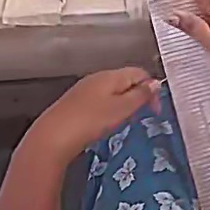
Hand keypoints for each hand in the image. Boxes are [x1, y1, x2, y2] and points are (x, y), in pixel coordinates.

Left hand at [24, 68, 161, 159]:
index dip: (152, 89)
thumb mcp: (122, 108)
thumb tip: (155, 83)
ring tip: (125, 122)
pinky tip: (107, 124)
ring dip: (125, 104)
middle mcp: (97, 78)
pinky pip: (101, 101)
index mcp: (111, 76)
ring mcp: (85, 89)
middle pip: (126, 81)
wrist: (54, 136)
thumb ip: (140, 95)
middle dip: (139, 97)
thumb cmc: (91, 121)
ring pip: (113, 92)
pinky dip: (110, 110)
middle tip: (142, 117)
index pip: (140, 73)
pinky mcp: (76, 103)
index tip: (155, 110)